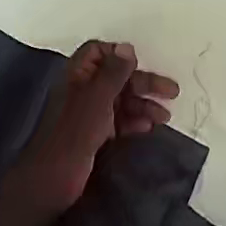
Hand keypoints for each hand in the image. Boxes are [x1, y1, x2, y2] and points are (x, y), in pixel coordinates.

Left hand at [8, 41, 178, 212]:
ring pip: (121, 100)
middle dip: (143, 82)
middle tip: (172, 91)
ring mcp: (89, 113)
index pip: (98, 51)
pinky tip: (149, 127)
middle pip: (117, 77)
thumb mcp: (98, 97)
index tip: (141, 62)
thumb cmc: (75, 132)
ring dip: (143, 104)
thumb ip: (114, 72)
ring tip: (165, 116)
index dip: (119, 54)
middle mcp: (83, 90)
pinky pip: (119, 120)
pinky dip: (135, 121)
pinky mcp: (95, 134)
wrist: (54, 178)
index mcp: (78, 75)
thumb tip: (127, 47)